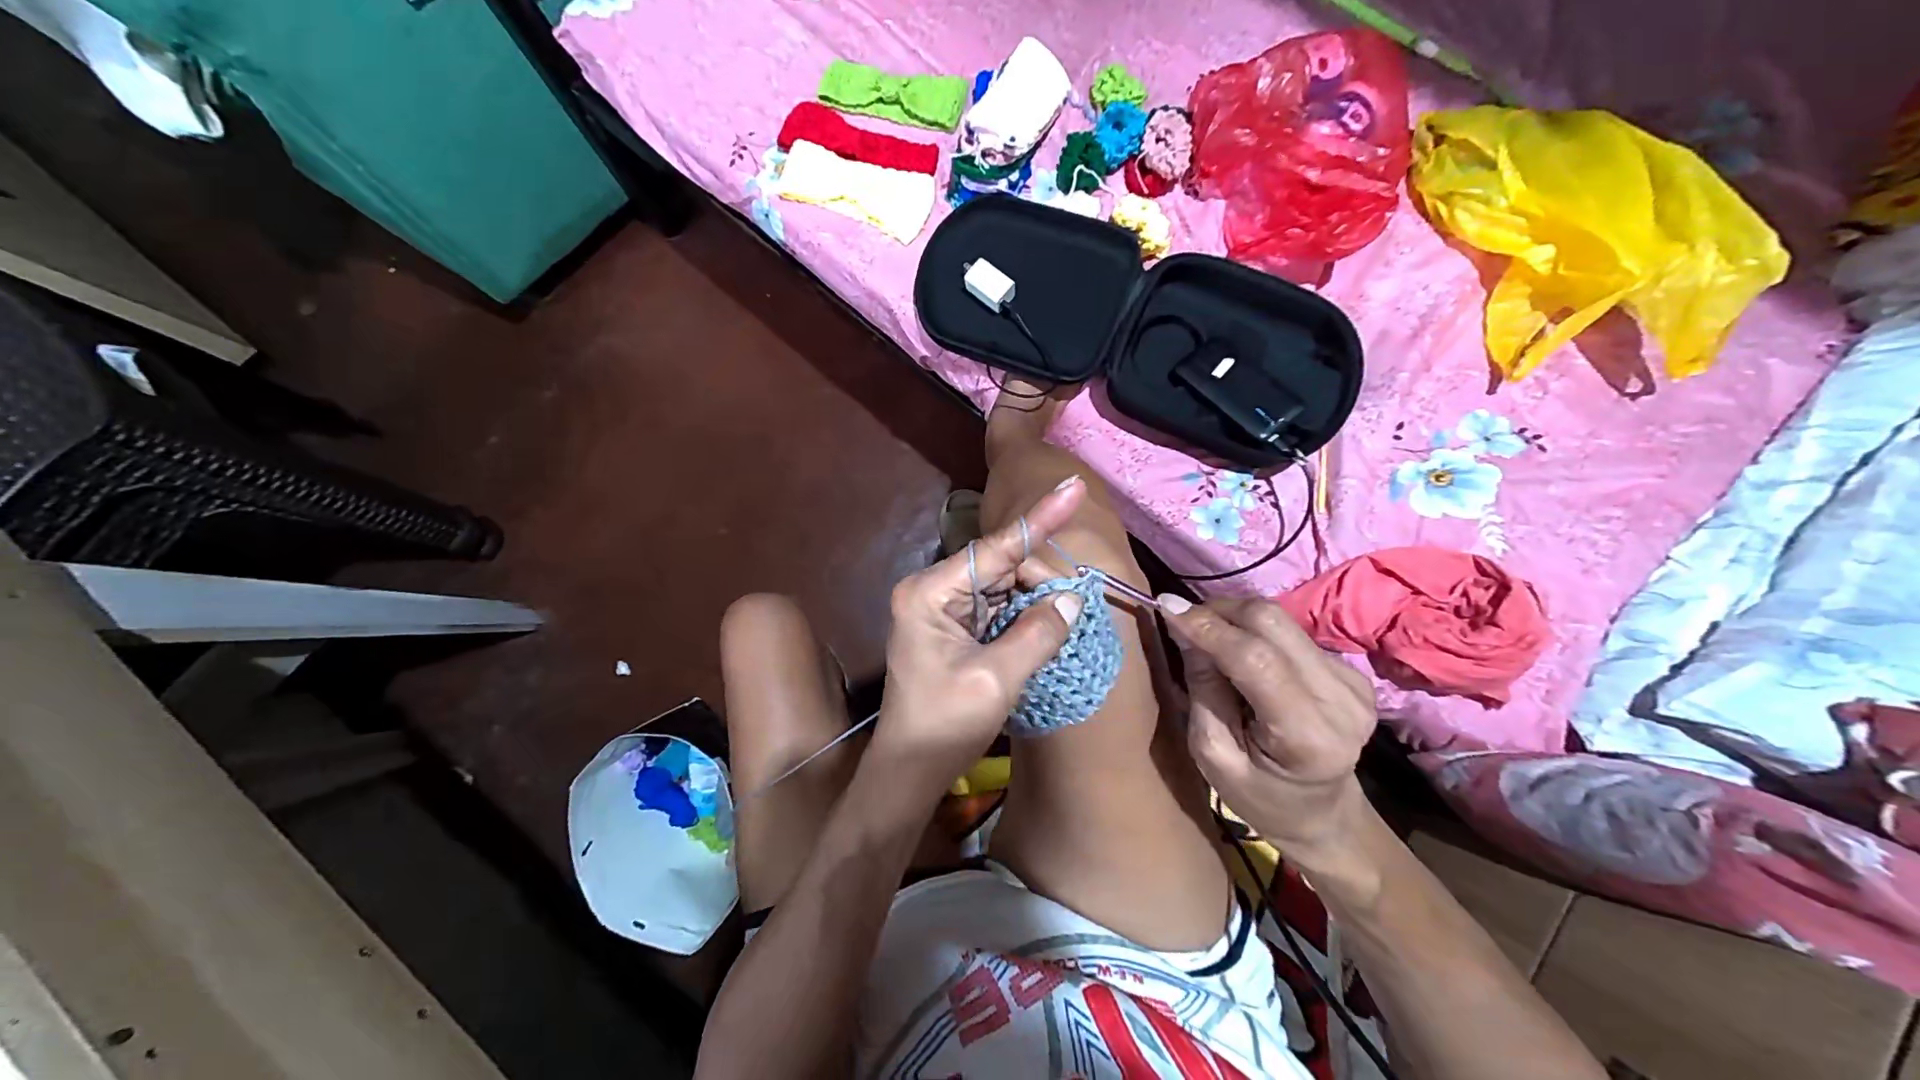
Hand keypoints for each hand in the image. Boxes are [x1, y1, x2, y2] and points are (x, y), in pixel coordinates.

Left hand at [875, 477, 1089, 791]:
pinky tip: (1047, 622)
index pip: (995, 548)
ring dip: (1036, 596)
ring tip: (1063, 616)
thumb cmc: (944, 725)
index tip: (1071, 486)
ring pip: (1004, 584)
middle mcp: (933, 589)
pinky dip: (1025, 613)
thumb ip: (1036, 634)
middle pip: (1001, 563)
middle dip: (1041, 576)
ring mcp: (943, 607)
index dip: (1038, 519)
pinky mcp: (955, 627)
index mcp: (930, 592)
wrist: (911, 768)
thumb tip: (1071, 599)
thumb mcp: (996, 679)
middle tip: (1074, 602)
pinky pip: (999, 606)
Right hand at [1161, 595, 1377, 869]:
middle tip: (1185, 619)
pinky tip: (1242, 656)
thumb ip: (1203, 688)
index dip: (1207, 626)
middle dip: (1220, 611)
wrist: (1322, 813)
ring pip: (1282, 621)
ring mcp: (1353, 681)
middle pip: (1272, 623)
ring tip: (1209, 639)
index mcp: (1306, 735)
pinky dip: (1256, 633)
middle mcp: (1340, 700)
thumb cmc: (1259, 796)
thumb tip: (1184, 628)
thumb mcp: (1213, 754)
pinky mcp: (1352, 670)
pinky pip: (1292, 632)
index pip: (1254, 658)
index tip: (1165, 605)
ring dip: (1236, 619)